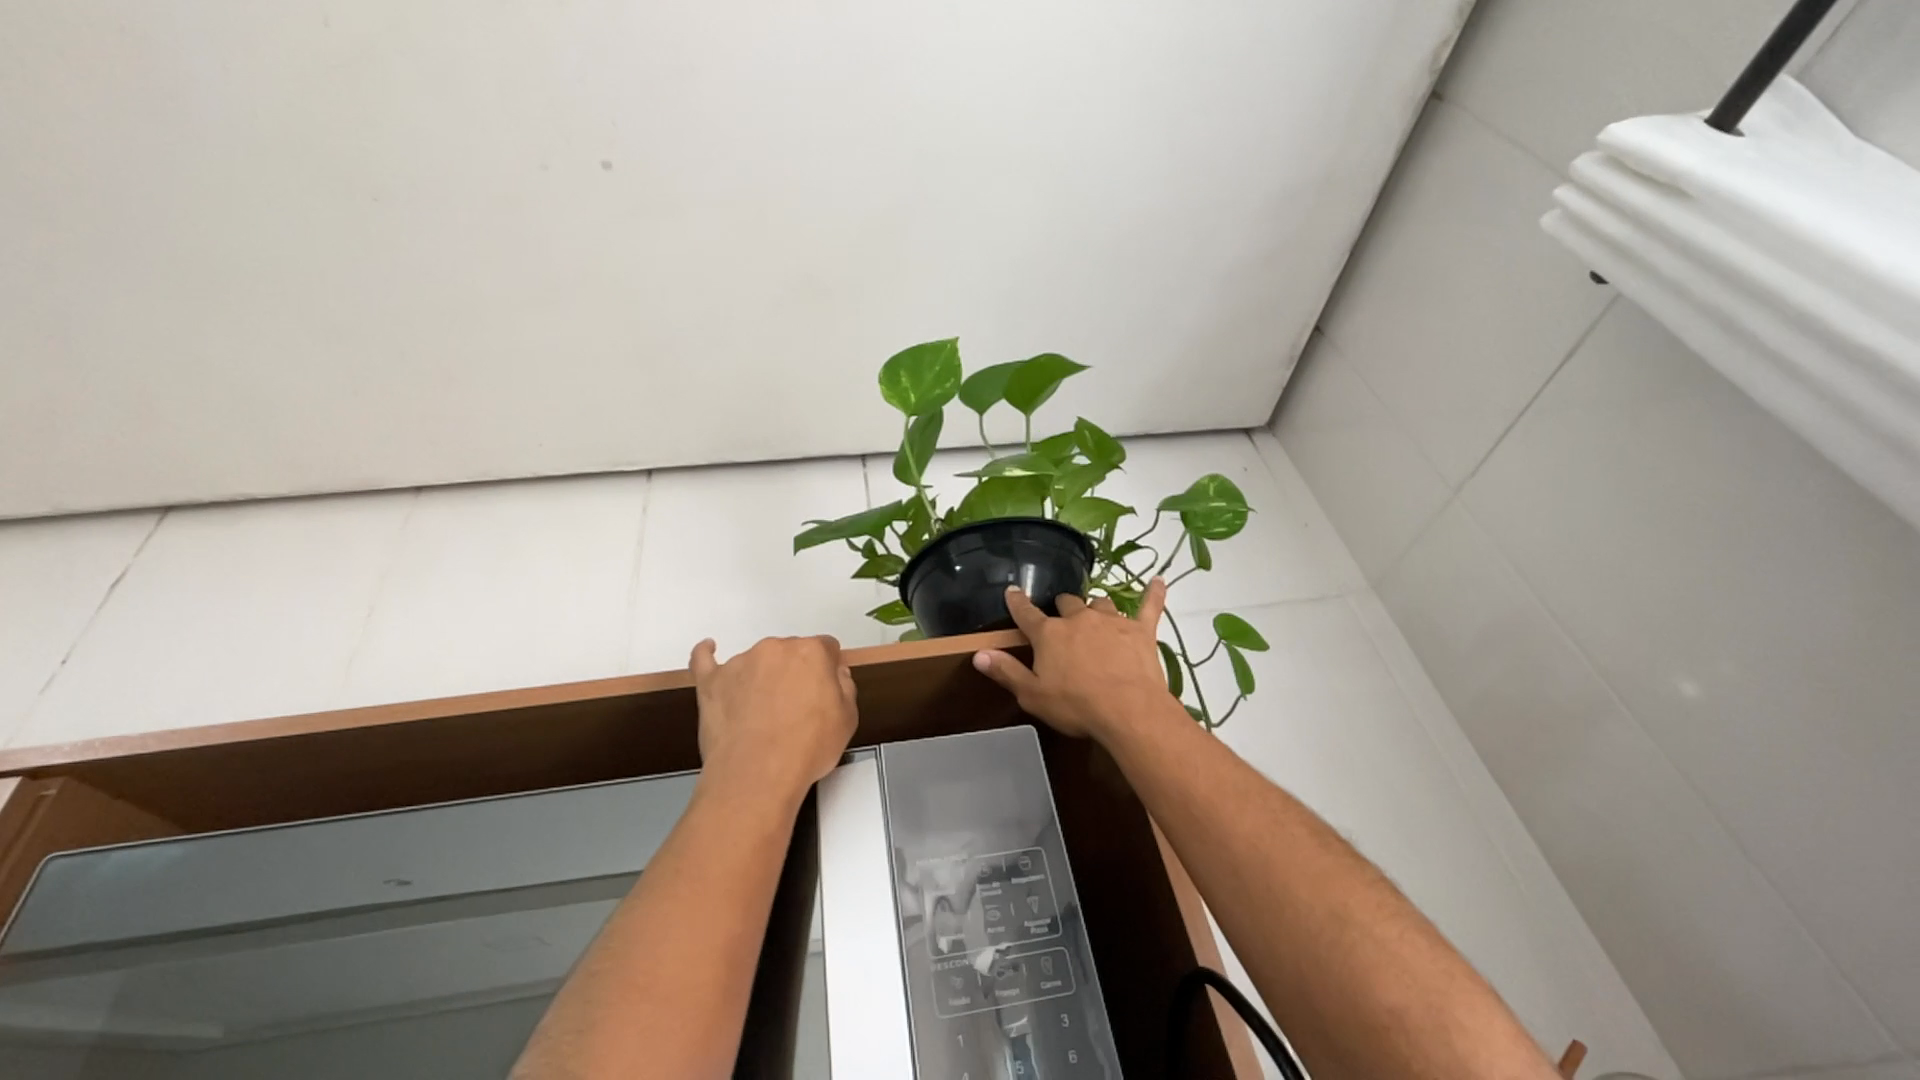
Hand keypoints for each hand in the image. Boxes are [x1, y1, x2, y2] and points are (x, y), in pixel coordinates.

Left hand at [689, 636, 857, 804]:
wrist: (758, 774)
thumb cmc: (806, 748)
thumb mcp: (848, 720)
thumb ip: (845, 688)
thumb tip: (836, 675)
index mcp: (811, 652)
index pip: (825, 648)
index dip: (827, 670)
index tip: (825, 689)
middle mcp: (775, 649)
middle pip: (790, 652)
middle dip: (795, 673)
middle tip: (796, 708)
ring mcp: (740, 663)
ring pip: (756, 661)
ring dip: (761, 677)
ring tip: (763, 714)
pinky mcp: (712, 681)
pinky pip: (705, 660)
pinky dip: (707, 655)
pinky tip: (709, 650)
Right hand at [972, 579, 1178, 741]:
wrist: (1128, 711)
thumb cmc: (1076, 706)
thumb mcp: (1032, 695)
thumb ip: (1006, 671)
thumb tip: (979, 654)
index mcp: (1049, 634)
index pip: (1027, 613)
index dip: (1017, 602)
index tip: (1013, 591)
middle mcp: (1079, 619)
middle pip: (1068, 603)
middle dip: (1063, 608)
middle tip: (1062, 620)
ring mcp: (1112, 621)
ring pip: (1101, 603)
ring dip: (1096, 608)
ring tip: (1096, 616)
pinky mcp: (1141, 630)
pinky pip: (1148, 606)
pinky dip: (1153, 594)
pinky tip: (1159, 582)